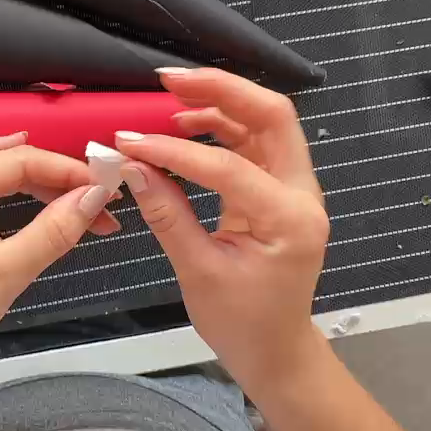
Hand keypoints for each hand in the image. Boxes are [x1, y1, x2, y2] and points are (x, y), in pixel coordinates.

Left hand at [0, 135, 117, 415]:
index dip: (71, 171)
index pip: (23, 161)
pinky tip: (39, 184)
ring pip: (1, 174)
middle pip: (13, 162)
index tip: (112, 189)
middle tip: (105, 205)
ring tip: (84, 206)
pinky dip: (18, 191)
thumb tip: (96, 197)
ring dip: (43, 187)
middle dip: (60, 181)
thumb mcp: (7, 272)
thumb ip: (54, 230)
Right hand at [114, 68, 329, 399]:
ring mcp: (293, 187)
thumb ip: (166, 215)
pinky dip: (220, 125)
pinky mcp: (277, 188)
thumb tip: (132, 167)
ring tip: (171, 97)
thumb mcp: (198, 272)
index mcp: (289, 220)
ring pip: (264, 121)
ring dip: (220, 101)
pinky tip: (186, 124)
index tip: (129, 143)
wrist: (277, 349)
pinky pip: (252, 141)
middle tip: (169, 80)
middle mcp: (302, 193)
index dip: (174, 151)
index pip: (228, 167)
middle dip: (221, 90)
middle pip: (272, 116)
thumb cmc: (242, 323)